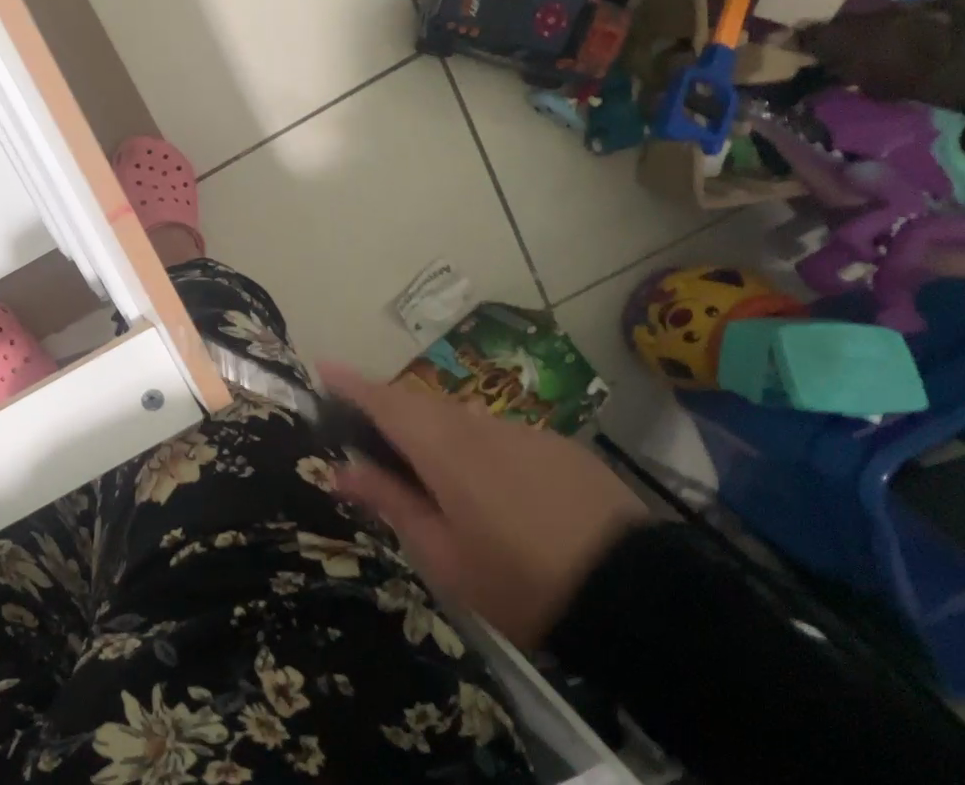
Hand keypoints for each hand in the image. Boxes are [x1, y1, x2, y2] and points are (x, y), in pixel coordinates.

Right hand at [321, 364, 650, 648]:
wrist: (642, 598)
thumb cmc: (521, 582)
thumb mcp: (442, 554)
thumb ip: (389, 502)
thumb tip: (339, 469)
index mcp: (444, 450)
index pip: (384, 401)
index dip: (350, 383)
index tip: (322, 366)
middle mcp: (481, 427)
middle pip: (420, 404)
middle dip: (387, 410)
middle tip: (365, 437)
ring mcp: (527, 434)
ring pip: (462, 420)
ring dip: (433, 432)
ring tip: (426, 473)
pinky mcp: (562, 449)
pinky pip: (500, 436)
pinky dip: (475, 448)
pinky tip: (487, 490)